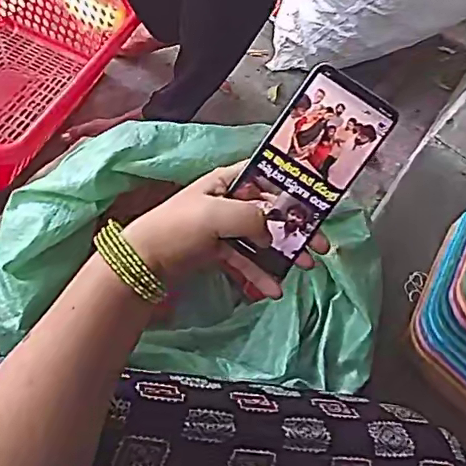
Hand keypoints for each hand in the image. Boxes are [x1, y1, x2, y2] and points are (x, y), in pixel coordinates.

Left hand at [122, 165, 330, 300]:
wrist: (145, 260)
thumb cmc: (179, 226)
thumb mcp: (218, 214)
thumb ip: (252, 216)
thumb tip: (273, 229)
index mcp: (227, 181)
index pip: (266, 176)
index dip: (291, 186)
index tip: (317, 201)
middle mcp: (228, 200)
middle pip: (270, 210)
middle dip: (295, 226)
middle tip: (321, 243)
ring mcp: (223, 226)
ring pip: (261, 237)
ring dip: (283, 252)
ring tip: (305, 267)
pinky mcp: (218, 250)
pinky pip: (246, 259)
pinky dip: (260, 272)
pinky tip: (274, 289)